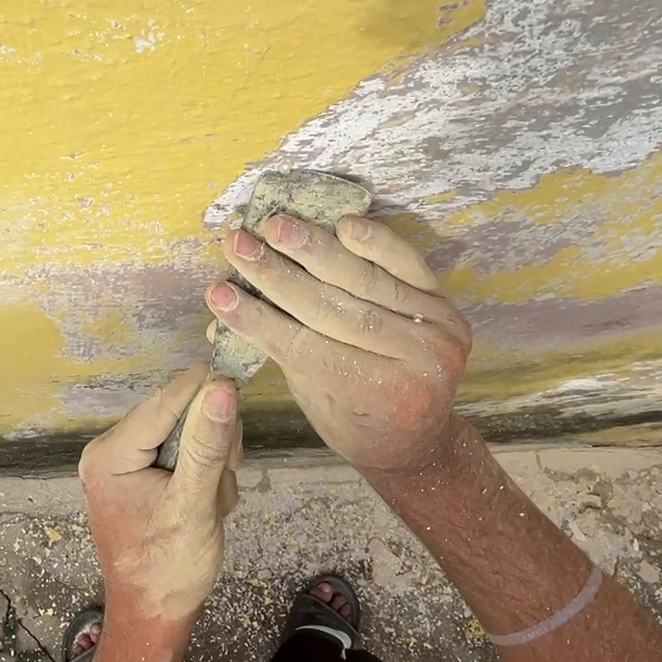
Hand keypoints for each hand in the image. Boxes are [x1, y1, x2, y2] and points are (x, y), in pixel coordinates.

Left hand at [77, 365, 242, 625]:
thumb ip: (207, 445)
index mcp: (110, 454)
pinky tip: (203, 504)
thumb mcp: (194, 505)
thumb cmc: (169, 568)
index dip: (203, 389)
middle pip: (175, 414)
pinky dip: (200, 474)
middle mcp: (109, 449)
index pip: (163, 401)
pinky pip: (179, 453)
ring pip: (184, 434)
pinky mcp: (138, 473)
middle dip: (209, 442)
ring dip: (209, 462)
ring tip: (212, 502)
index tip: (239, 380)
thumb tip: (222, 387)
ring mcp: (122, 462)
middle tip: (228, 472)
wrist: (153, 615)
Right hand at [205, 213, 472, 475]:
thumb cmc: (353, 423)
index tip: (216, 292)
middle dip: (275, 274)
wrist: (418, 439)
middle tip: (237, 244)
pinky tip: (342, 223)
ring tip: (272, 225)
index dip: (256, 318)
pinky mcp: (445, 305)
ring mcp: (435, 331)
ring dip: (312, 247)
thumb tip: (219, 311)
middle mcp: (414, 363)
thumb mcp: (310, 398)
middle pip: (330, 307)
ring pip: (363, 279)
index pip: (302, 347)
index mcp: (375, 397)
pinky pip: (407, 264)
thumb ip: (276, 348)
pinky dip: (374, 241)